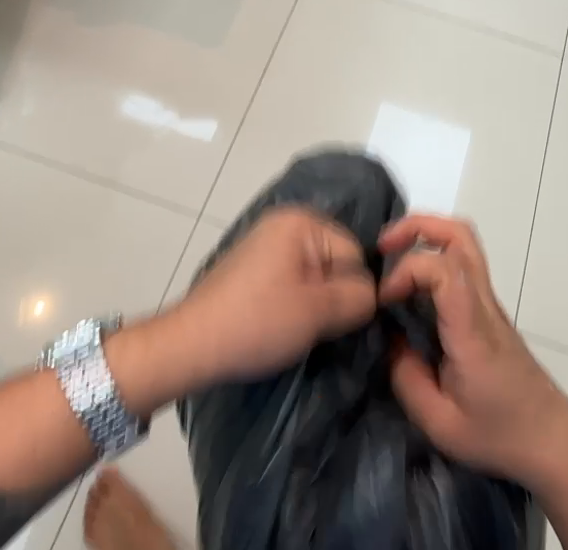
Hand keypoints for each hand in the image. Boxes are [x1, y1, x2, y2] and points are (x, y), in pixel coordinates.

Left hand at [170, 207, 378, 385]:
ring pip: (315, 276)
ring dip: (314, 303)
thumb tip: (377, 296)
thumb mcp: (320, 312)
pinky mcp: (254, 267)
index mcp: (302, 221)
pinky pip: (293, 281)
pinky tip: (281, 324)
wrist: (191, 345)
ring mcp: (266, 244)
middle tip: (316, 327)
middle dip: (333, 296)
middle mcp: (284, 222)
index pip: (356, 254)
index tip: (334, 320)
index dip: (353, 292)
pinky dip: (294, 303)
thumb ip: (361, 298)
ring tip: (296, 329)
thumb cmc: (257, 323)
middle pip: (336, 262)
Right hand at [379, 215, 567, 492]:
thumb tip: (391, 342)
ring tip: (391, 261)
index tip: (385, 302)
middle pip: (460, 234)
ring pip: (463, 243)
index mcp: (472, 330)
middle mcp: (483, 305)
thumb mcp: (441, 424)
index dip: (406, 271)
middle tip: (383, 247)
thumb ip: (407, 380)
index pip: (445, 269)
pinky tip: (409, 289)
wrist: (553, 440)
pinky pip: (460, 266)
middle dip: (416, 226)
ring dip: (424, 238)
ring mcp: (488, 304)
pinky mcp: (487, 311)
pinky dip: (431, 260)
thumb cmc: (500, 435)